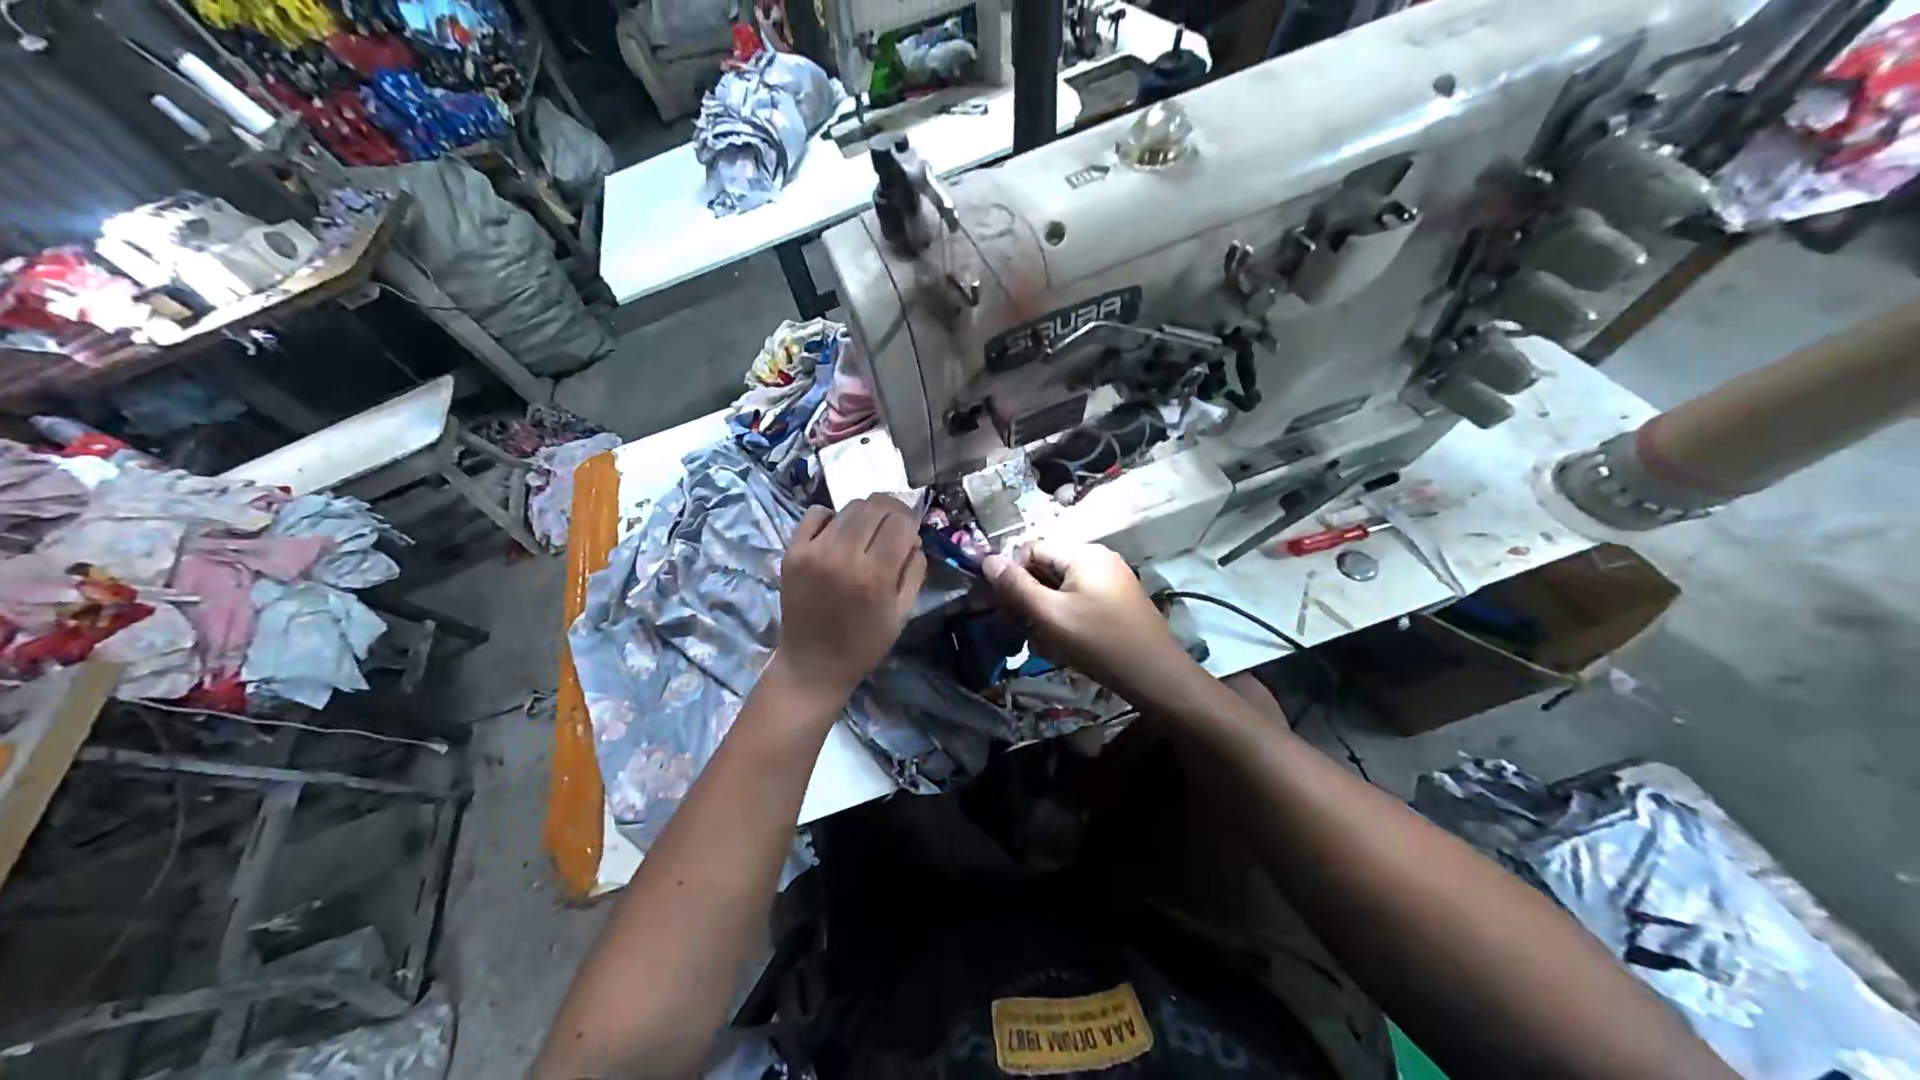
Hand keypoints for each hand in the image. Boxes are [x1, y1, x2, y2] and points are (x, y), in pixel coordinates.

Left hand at [775, 497, 927, 699]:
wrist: (812, 664)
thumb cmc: (864, 644)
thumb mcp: (902, 613)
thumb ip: (913, 571)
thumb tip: (913, 538)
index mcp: (874, 575)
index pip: (901, 523)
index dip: (912, 521)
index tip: (912, 529)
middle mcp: (843, 556)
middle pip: (876, 507)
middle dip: (892, 510)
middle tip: (895, 523)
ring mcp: (814, 551)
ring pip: (849, 508)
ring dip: (866, 513)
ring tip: (868, 530)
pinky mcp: (793, 552)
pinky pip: (816, 513)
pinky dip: (833, 517)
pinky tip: (839, 533)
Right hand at [981, 540, 1193, 697]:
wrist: (1154, 675)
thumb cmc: (1098, 641)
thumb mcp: (1050, 615)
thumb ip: (1016, 587)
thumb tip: (988, 560)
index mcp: (1083, 553)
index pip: (1031, 549)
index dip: (1012, 575)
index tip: (1005, 607)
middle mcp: (1098, 558)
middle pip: (1046, 569)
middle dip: (1029, 599)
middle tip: (1023, 630)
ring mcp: (1111, 580)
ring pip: (1061, 589)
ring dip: (1046, 614)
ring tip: (1046, 643)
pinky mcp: (1117, 601)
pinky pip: (1079, 601)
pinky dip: (1066, 619)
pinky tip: (1065, 645)